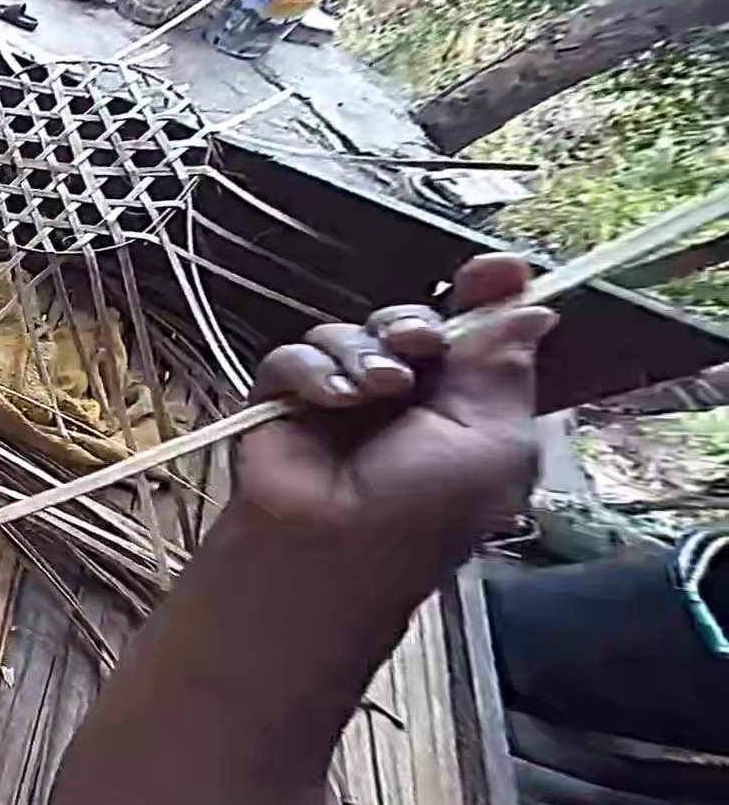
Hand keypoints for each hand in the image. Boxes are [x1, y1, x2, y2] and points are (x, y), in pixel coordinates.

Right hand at [235, 253, 556, 570]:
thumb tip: (529, 306)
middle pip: (397, 321)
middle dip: (408, 323)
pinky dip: (307, 370)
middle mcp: (391, 387)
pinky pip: (286, 356)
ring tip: (369, 391)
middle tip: (416, 344)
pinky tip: (325, 397)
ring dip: (358, 354)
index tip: (490, 268)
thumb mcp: (489, 438)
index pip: (466, 333)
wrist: (331, 535)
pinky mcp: (274, 395)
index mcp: (453, 398)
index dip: (479, 295)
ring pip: (339, 334)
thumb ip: (499, 370)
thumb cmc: (424, 501)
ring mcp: (329, 390)